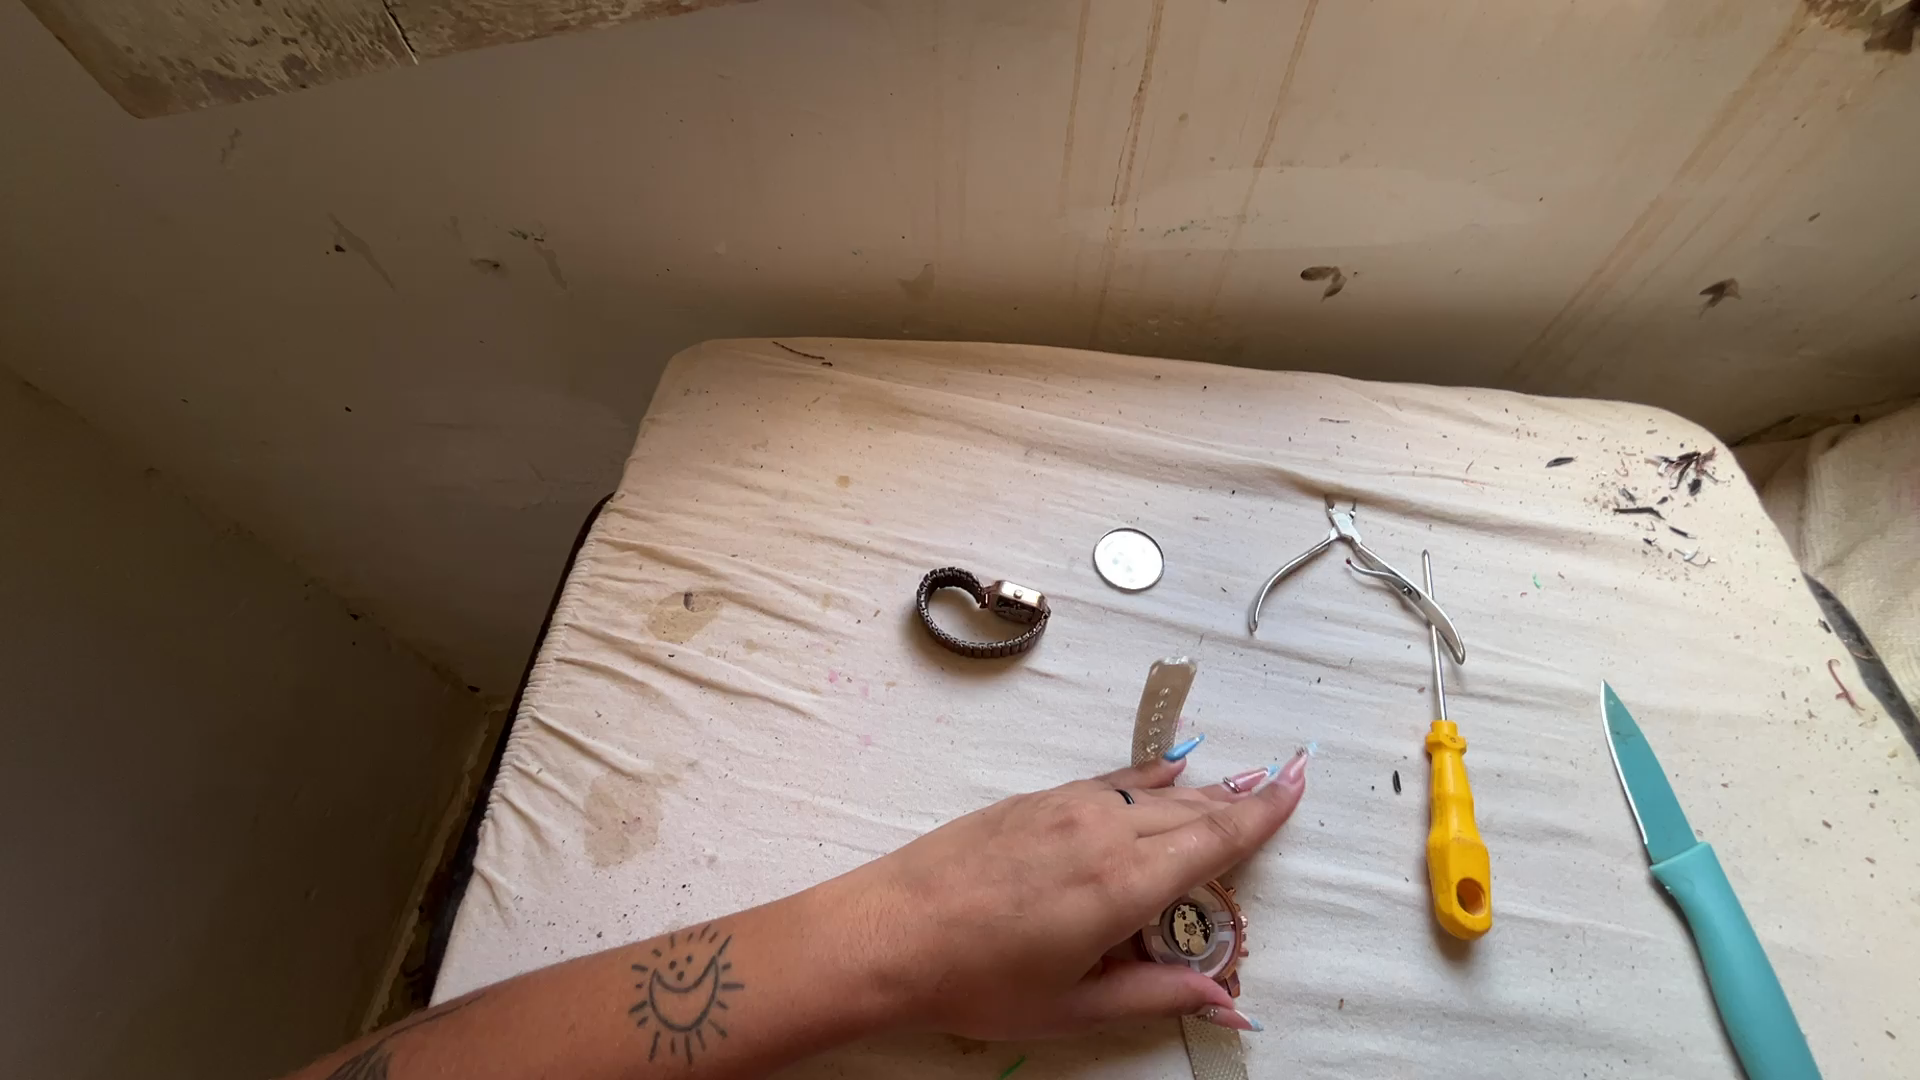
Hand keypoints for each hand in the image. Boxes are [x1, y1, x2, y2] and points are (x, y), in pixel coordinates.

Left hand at [832, 747, 1307, 1039]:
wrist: (894, 926)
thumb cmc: (983, 980)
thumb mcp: (1074, 1006)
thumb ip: (1156, 994)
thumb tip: (1230, 1005)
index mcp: (1122, 884)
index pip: (1211, 841)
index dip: (1261, 815)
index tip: (1297, 786)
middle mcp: (1102, 830)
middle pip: (1188, 811)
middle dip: (1237, 804)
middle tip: (1280, 786)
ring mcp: (1065, 804)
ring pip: (1149, 793)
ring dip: (1196, 793)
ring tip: (1234, 786)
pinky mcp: (1036, 797)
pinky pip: (1107, 781)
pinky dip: (1143, 777)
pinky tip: (1164, 771)